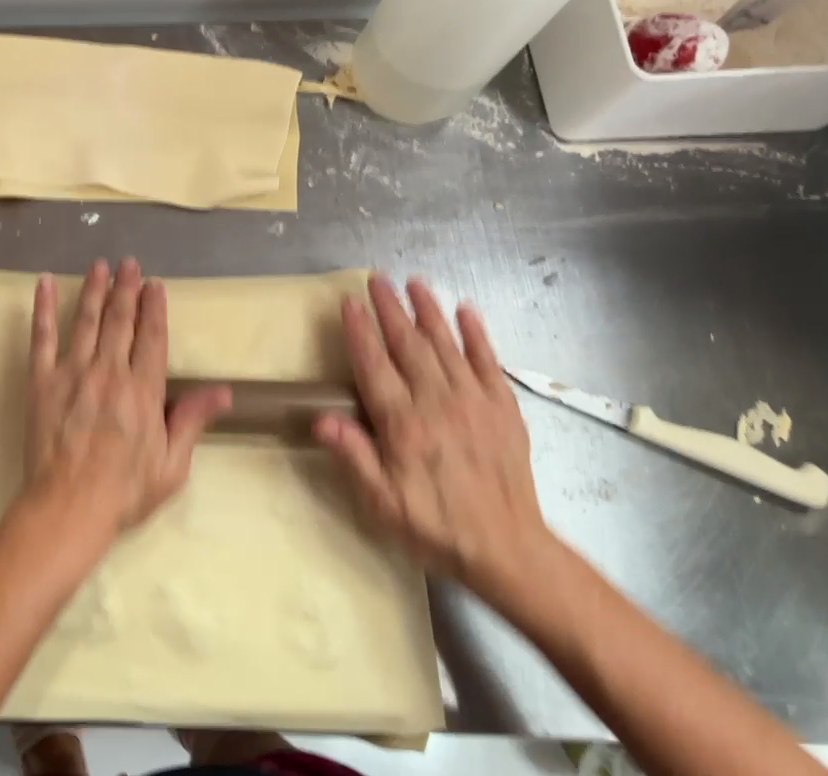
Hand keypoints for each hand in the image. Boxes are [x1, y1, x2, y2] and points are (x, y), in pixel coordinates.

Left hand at [23, 258, 231, 535]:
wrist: (69, 507)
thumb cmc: (125, 491)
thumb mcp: (172, 465)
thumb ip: (191, 421)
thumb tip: (222, 391)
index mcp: (144, 391)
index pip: (152, 338)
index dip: (155, 309)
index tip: (155, 285)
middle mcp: (110, 372)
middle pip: (120, 321)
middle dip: (126, 289)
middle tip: (129, 263)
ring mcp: (73, 373)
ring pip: (86, 321)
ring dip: (94, 290)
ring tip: (99, 265)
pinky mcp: (41, 381)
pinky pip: (42, 338)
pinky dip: (44, 309)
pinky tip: (45, 284)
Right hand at [314, 275, 554, 606]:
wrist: (506, 548)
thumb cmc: (433, 526)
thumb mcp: (381, 502)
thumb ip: (354, 457)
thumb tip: (322, 419)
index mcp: (403, 424)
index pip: (375, 366)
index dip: (360, 332)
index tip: (349, 303)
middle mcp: (437, 402)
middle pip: (409, 345)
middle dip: (390, 309)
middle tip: (377, 279)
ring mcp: (474, 402)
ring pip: (447, 345)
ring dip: (429, 311)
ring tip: (415, 282)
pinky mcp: (503, 409)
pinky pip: (488, 362)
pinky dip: (477, 335)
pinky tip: (467, 312)